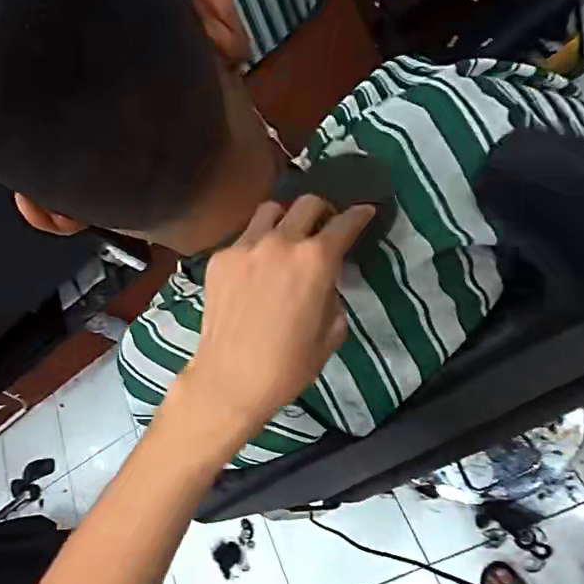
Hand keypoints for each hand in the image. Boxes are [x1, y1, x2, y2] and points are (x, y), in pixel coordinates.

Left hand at [173, 196, 373, 439]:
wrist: (229, 380)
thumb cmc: (288, 366)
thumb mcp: (331, 333)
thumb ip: (333, 295)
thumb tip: (325, 282)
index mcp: (315, 260)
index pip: (345, 223)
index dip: (359, 215)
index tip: (364, 213)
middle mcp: (280, 242)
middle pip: (308, 204)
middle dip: (324, 211)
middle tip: (325, 227)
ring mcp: (245, 247)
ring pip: (270, 211)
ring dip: (286, 219)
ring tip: (288, 238)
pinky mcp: (219, 259)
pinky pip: (244, 237)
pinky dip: (257, 243)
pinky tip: (258, 267)